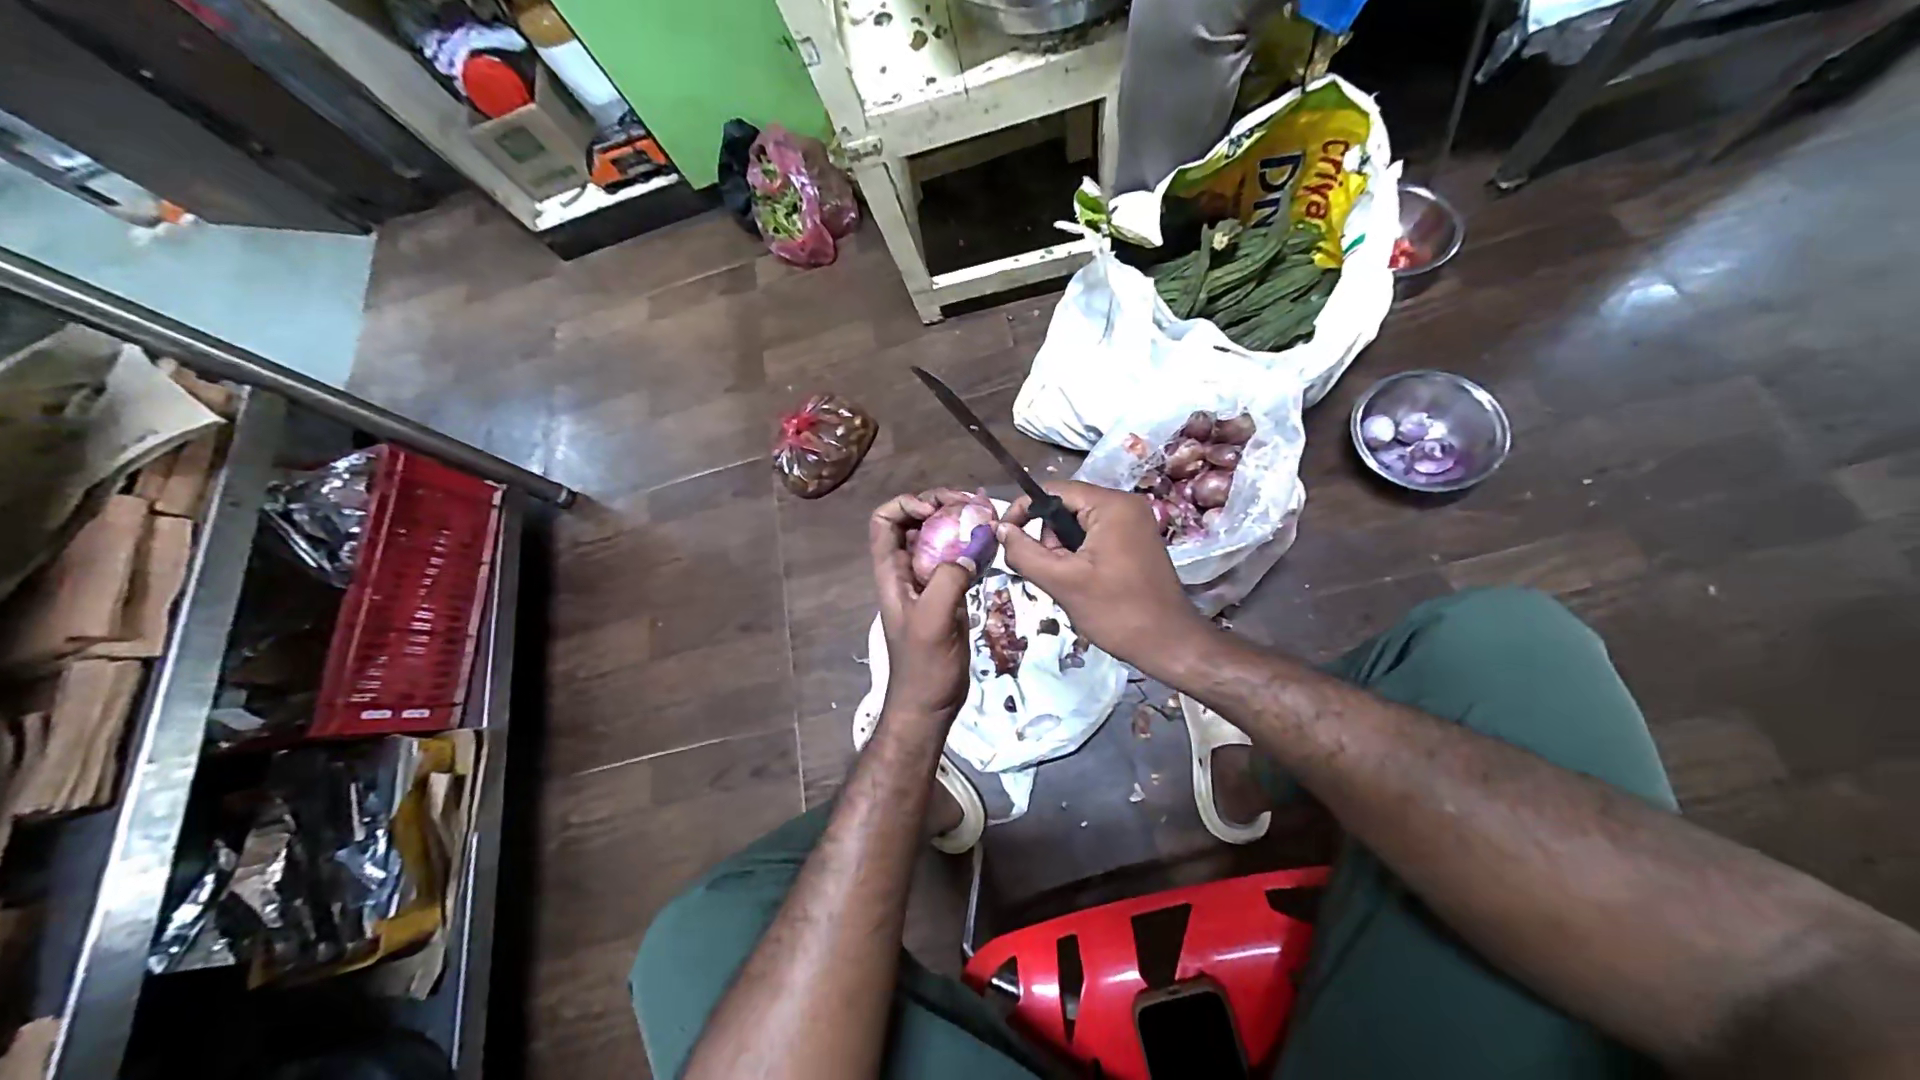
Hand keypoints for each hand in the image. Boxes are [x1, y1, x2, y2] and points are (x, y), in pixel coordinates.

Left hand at [870, 490, 975, 725]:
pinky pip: (958, 558)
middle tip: (970, 506)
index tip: (935, 510)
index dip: (906, 504)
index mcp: (891, 571)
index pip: (884, 520)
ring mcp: (929, 581)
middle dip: (939, 506)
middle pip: (915, 521)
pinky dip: (972, 545)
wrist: (931, 701)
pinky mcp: (949, 593)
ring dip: (959, 522)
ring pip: (938, 537)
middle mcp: (907, 570)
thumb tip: (968, 552)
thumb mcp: (933, 619)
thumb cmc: (924, 664)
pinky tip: (991, 544)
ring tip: (985, 517)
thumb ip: (947, 580)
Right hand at [997, 482, 1211, 678]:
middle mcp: (1126, 504)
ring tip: (1070, 582)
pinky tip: (1084, 582)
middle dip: (1048, 538)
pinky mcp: (1137, 540)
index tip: (1006, 537)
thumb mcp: (1062, 581)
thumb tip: (1001, 529)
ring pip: (1078, 524)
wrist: (1169, 643)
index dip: (1023, 510)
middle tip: (1052, 572)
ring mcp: (1135, 522)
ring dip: (1063, 550)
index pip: (1053, 490)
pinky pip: (1095, 536)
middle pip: (1066, 506)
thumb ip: (1025, 552)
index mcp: (1111, 505)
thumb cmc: (1116, 611)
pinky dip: (1081, 555)